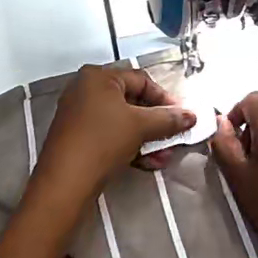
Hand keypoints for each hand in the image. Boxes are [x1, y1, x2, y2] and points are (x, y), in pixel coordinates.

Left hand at [32, 65, 196, 201]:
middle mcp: (85, 89)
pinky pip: (110, 134)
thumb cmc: (103, 140)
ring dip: (147, 138)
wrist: (66, 180)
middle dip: (156, 123)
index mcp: (98, 77)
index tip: (183, 116)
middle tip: (174, 137)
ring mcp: (79, 114)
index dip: (165, 98)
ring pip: (122, 121)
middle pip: (132, 101)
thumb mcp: (141, 126)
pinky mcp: (77, 136)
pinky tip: (148, 162)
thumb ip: (168, 119)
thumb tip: (192, 116)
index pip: (141, 80)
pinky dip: (129, 145)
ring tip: (164, 156)